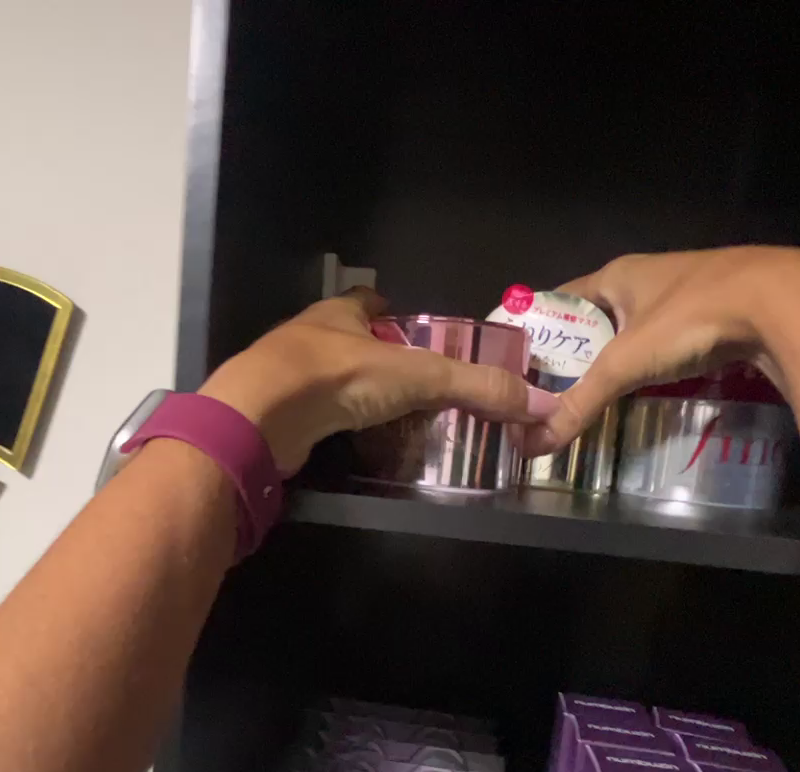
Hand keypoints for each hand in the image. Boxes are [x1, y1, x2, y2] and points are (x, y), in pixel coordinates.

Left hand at [203, 289, 559, 473]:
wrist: (262, 416)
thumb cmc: (337, 376)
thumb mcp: (417, 377)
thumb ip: (474, 388)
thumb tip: (537, 404)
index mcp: (340, 313)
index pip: (370, 304)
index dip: (393, 314)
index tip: (415, 332)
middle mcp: (310, 337)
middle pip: (350, 342)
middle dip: (377, 358)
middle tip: (412, 384)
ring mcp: (288, 375)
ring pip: (328, 378)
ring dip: (354, 393)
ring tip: (390, 415)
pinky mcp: (278, 413)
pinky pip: (315, 413)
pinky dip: (335, 422)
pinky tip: (353, 439)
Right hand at [519, 246, 799, 456]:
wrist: (784, 303)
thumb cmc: (690, 318)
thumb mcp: (625, 363)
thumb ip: (580, 403)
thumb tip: (533, 444)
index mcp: (616, 275)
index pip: (559, 299)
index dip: (538, 328)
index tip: (519, 362)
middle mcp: (646, 277)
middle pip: (594, 316)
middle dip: (573, 349)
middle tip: (549, 387)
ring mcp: (683, 293)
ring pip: (631, 328)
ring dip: (612, 356)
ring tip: (590, 392)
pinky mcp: (712, 312)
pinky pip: (665, 340)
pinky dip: (649, 362)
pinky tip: (643, 387)